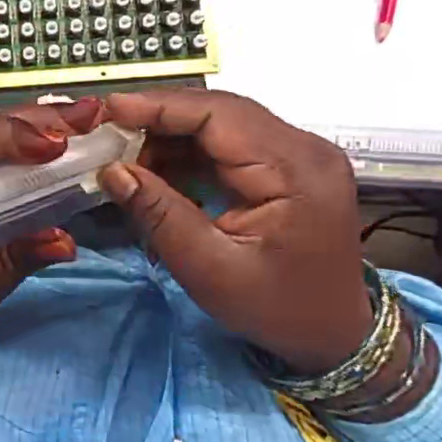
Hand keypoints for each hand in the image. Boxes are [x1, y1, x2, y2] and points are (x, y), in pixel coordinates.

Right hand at [97, 88, 373, 374]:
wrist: (333, 335)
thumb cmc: (277, 308)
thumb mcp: (209, 268)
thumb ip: (159, 214)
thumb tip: (111, 171)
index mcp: (295, 169)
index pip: (219, 114)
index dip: (160, 106)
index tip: (109, 109)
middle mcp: (303, 148)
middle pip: (219, 112)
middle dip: (158, 120)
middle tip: (108, 134)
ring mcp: (297, 154)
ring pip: (219, 125)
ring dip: (169, 138)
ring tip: (126, 162)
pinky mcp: (285, 166)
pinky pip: (227, 145)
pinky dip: (186, 154)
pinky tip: (156, 172)